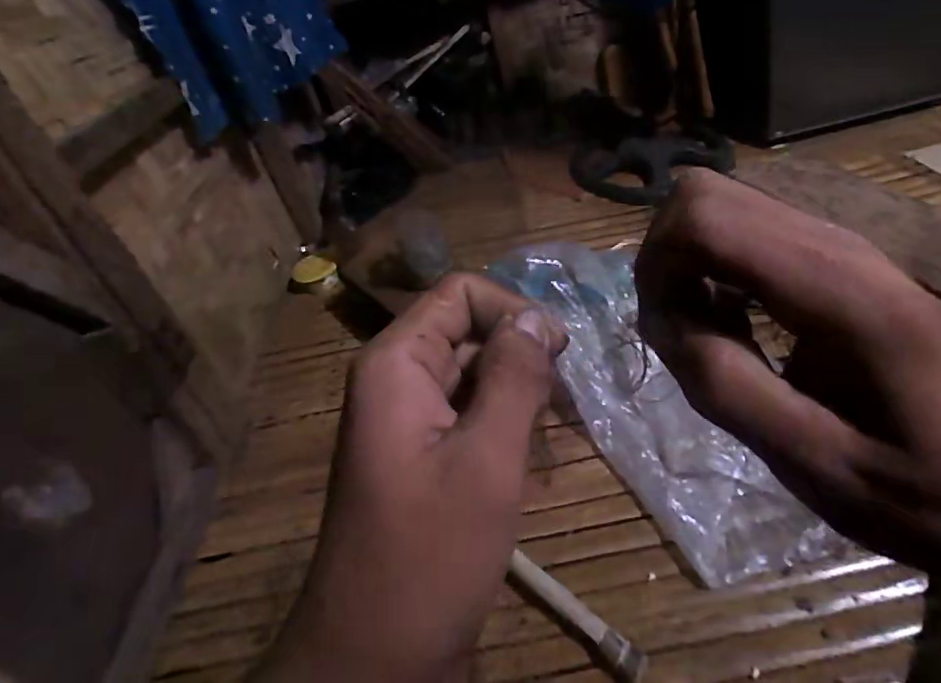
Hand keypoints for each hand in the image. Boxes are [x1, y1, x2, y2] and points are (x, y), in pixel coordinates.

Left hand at [253, 274, 567, 682]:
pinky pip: (467, 411)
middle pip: (468, 329)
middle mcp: (396, 377)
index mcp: (396, 362)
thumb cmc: (429, 555)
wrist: (374, 658)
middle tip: (567, 402)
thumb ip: (514, 378)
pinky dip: (504, 422)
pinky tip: (534, 457)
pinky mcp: (421, 451)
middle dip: (521, 354)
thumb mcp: (486, 461)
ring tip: (558, 430)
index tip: (559, 351)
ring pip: (473, 371)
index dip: (512, 309)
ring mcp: (407, 416)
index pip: (460, 293)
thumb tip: (537, 317)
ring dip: (518, 391)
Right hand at [634, 169, 940, 581]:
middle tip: (680, 331)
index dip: (660, 267)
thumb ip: (731, 387)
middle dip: (665, 256)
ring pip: (716, 200)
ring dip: (686, 259)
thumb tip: (664, 318)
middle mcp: (834, 241)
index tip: (669, 332)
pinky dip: (711, 262)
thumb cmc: (929, 491)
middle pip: (701, 192)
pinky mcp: (830, 248)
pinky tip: (733, 317)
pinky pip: (741, 223)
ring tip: (707, 331)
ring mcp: (834, 238)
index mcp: (840, 292)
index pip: (706, 218)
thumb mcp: (823, 469)